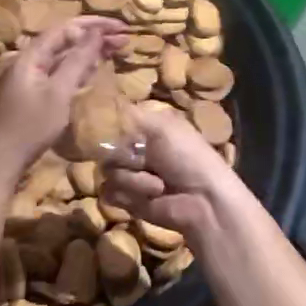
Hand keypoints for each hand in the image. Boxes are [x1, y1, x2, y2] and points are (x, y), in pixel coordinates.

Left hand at [0, 16, 126, 185]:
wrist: (2, 158)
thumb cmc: (30, 125)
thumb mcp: (58, 93)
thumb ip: (77, 62)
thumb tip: (95, 33)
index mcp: (31, 55)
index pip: (65, 28)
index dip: (94, 25)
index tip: (122, 26)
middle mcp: (29, 61)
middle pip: (64, 40)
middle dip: (94, 37)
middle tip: (126, 39)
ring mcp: (31, 78)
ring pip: (63, 57)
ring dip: (89, 51)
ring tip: (117, 48)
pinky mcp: (35, 94)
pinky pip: (60, 73)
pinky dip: (79, 68)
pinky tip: (95, 69)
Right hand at [104, 101, 238, 233]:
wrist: (205, 202)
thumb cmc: (188, 158)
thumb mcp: (162, 127)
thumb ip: (128, 115)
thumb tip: (101, 102)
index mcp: (142, 131)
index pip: (111, 123)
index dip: (107, 127)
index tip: (109, 129)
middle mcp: (133, 151)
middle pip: (104, 148)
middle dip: (125, 157)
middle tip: (147, 162)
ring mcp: (128, 176)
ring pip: (107, 171)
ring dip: (134, 180)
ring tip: (158, 186)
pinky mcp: (126, 199)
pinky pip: (108, 192)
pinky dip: (128, 195)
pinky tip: (147, 198)